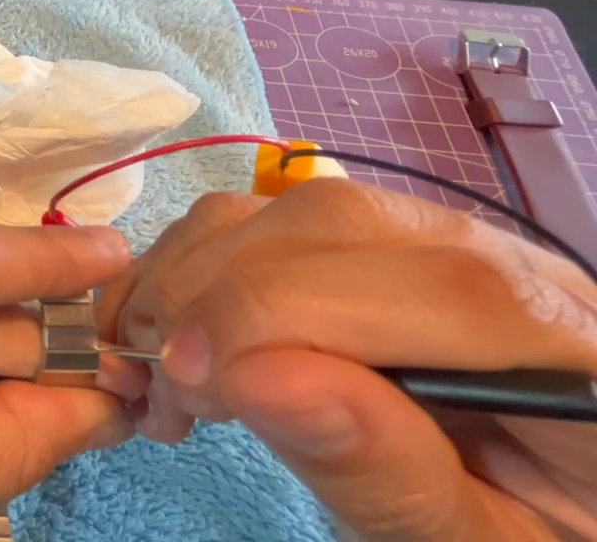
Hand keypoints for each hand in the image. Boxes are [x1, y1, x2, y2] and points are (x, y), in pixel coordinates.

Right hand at [96, 178, 596, 540]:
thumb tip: (251, 378)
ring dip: (187, 275)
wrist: (518, 511)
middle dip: (222, 291)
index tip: (192, 375)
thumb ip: (387, 474)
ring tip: (161, 369)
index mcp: (596, 358)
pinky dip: (182, 265)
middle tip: (167, 383)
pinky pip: (247, 216)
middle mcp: (522, 268)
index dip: (292, 311)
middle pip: (342, 221)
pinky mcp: (353, 240)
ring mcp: (430, 239)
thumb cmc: (511, 538)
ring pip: (277, 206)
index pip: (448, 287)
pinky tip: (168, 332)